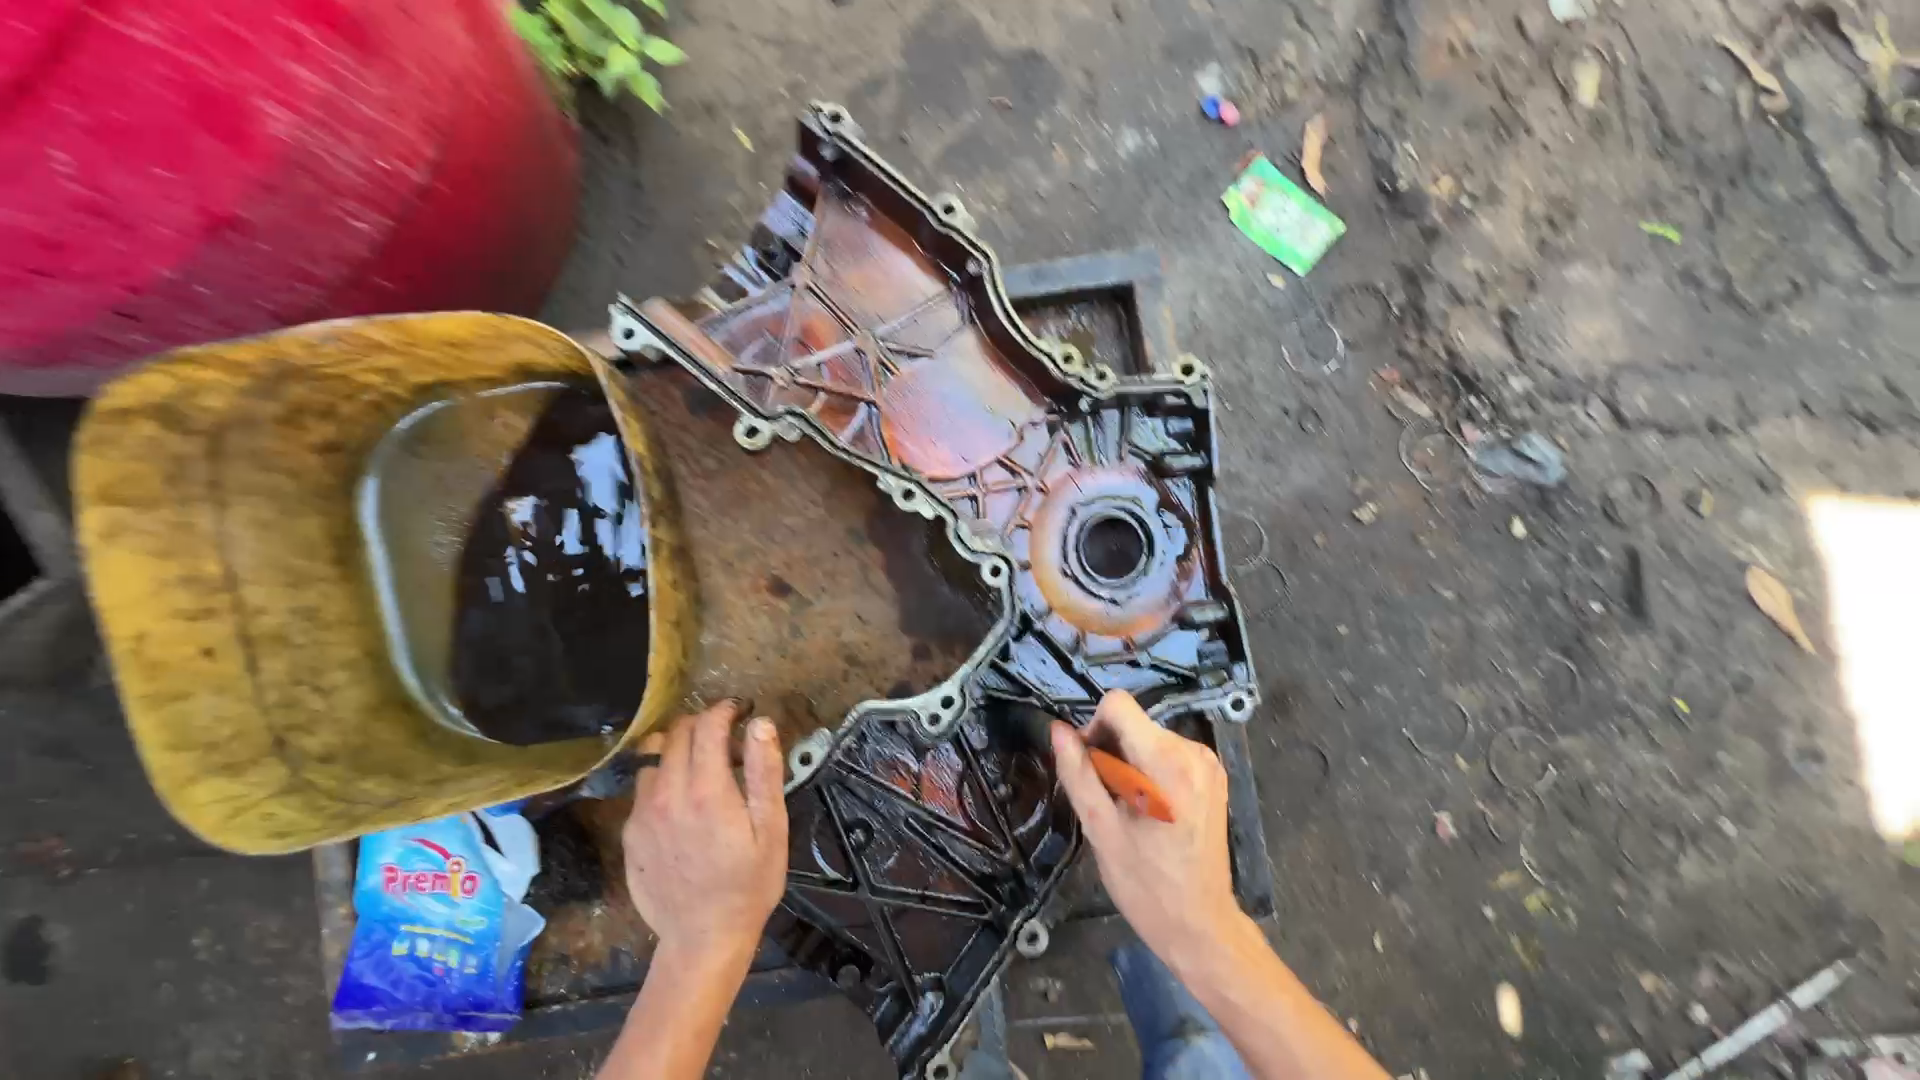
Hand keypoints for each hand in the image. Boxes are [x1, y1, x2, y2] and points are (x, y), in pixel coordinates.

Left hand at [621, 701, 788, 959]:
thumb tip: (761, 724)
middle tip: (728, 743)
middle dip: (703, 726)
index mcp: (707, 789)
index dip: (726, 710)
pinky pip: (644, 790)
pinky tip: (683, 807)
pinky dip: (664, 782)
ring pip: (655, 759)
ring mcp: (642, 814)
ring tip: (704, 773)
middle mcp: (667, 794)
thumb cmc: (749, 884)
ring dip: (679, 753)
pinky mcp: (630, 834)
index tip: (741, 712)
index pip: (707, 725)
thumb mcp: (771, 827)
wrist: (703, 939)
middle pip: (676, 734)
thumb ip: (764, 771)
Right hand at [1050, 690, 1242, 959]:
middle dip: (1111, 751)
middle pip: (1134, 722)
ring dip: (1129, 762)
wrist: (1200, 924)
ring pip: (1148, 737)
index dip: (1093, 728)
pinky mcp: (1213, 775)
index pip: (1118, 704)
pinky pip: (1168, 753)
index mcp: (1166, 761)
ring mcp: (1208, 762)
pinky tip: (1148, 809)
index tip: (1090, 767)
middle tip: (1106, 800)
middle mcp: (1193, 751)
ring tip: (1128, 809)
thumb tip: (1058, 730)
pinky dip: (1150, 770)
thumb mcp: (1100, 829)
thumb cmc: (1146, 884)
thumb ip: (1078, 772)